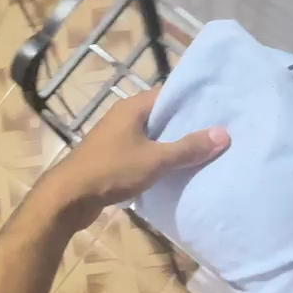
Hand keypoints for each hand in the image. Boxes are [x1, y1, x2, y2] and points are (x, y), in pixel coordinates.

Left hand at [38, 88, 229, 226]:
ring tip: (203, 152)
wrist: (69, 198)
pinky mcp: (113, 159)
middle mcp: (124, 117)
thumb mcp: (155, 159)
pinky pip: (142, 153)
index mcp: (132, 108)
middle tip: (217, 133)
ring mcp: (116, 138)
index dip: (192, 101)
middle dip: (186, 125)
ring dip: (172, 145)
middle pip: (162, 116)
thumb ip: (187, 148)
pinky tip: (176, 171)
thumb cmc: (111, 170)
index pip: (168, 94)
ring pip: (152, 137)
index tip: (217, 108)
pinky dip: (158, 160)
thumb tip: (223, 133)